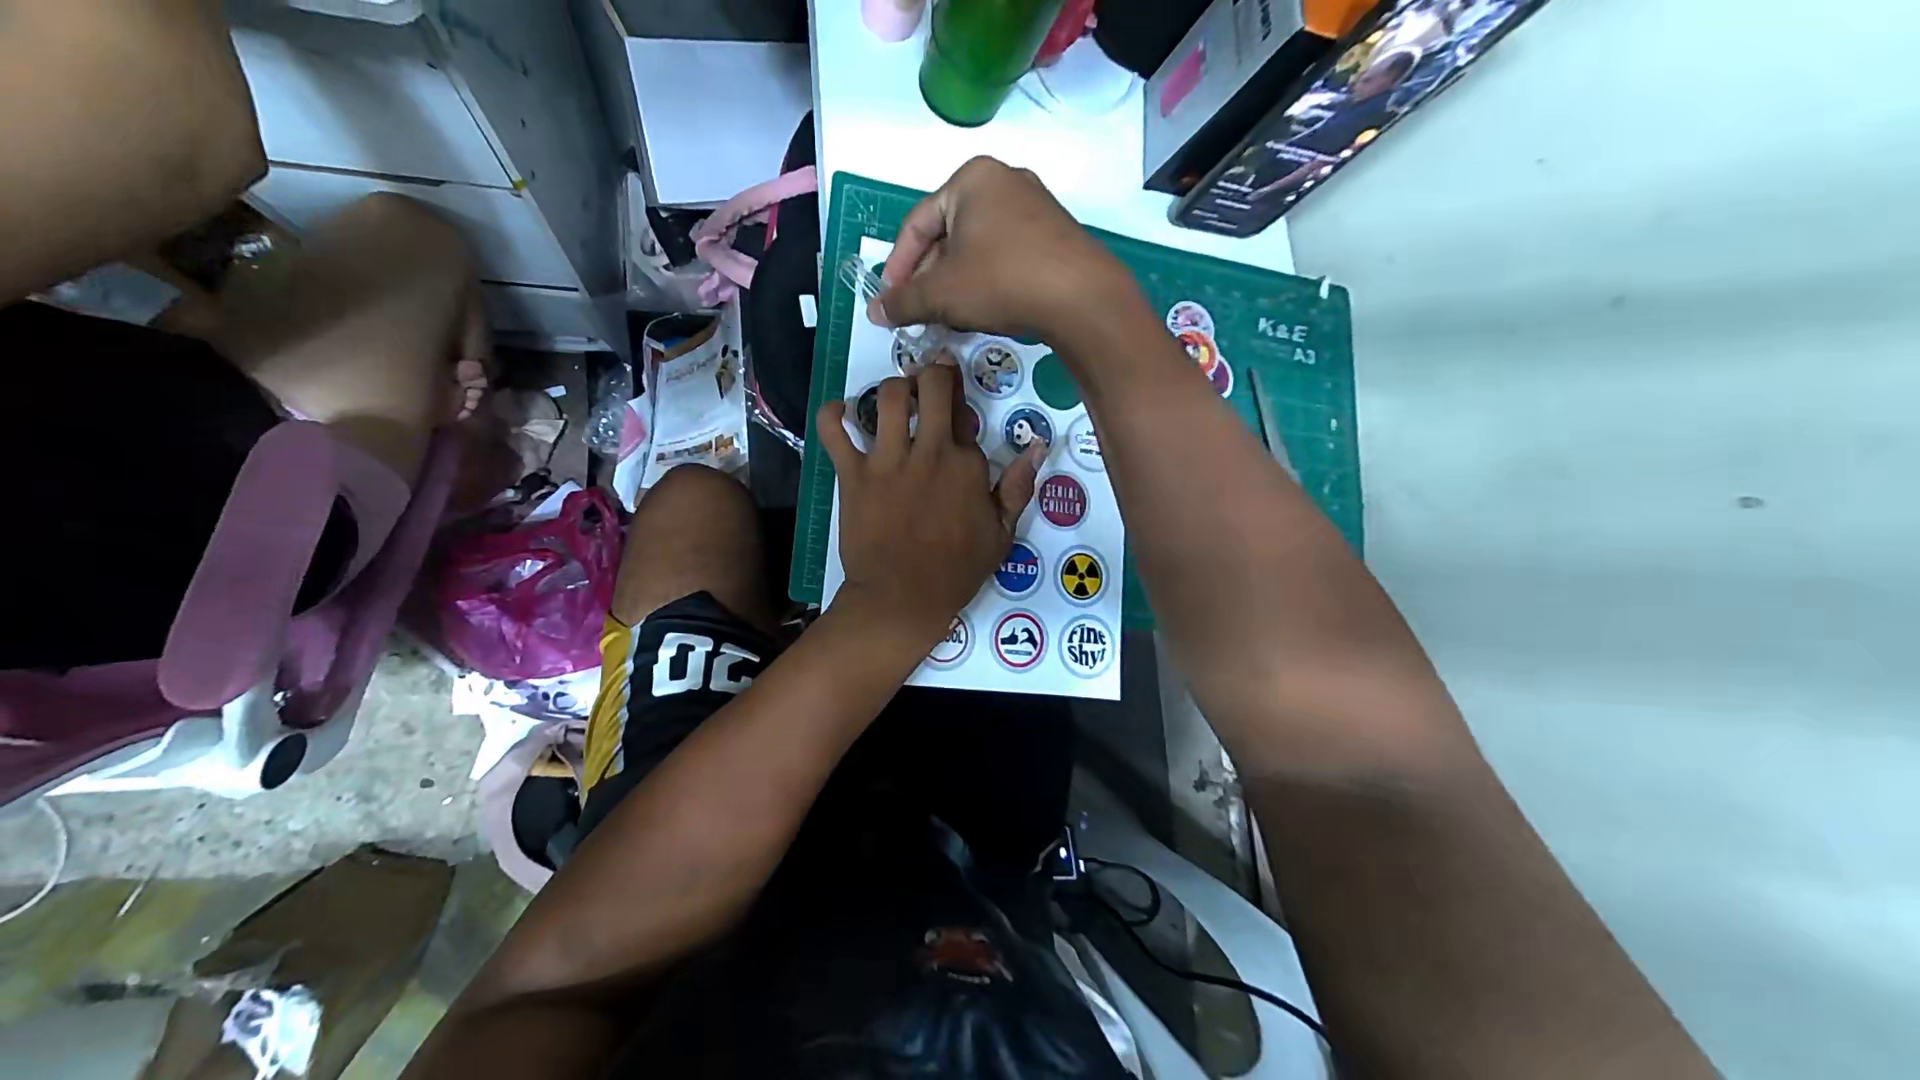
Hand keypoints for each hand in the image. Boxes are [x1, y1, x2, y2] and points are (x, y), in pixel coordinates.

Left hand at [819, 361, 1042, 645]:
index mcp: (966, 464)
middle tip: (925, 380)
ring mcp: (887, 461)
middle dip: (930, 373)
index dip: (959, 396)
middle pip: (929, 386)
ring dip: (891, 388)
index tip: (954, 393)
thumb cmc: (956, 571)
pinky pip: (834, 431)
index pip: (964, 410)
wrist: (902, 599)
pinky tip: (839, 411)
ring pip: (886, 396)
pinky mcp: (852, 475)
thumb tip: (1038, 446)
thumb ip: (1017, 487)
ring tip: (893, 398)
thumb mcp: (1001, 534)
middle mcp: (928, 451)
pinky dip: (832, 415)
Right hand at [873, 157, 1146, 347]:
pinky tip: (982, 312)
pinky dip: (985, 282)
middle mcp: (1004, 182)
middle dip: (928, 279)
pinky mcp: (1055, 237)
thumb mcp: (942, 293)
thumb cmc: (1002, 281)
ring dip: (955, 285)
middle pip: (948, 235)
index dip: (896, 267)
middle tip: (917, 314)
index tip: (889, 302)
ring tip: (946, 319)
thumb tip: (876, 311)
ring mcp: (1035, 208)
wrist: (1083, 299)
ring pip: (977, 249)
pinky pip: (1005, 256)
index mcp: (971, 179)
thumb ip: (903, 300)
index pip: (917, 224)